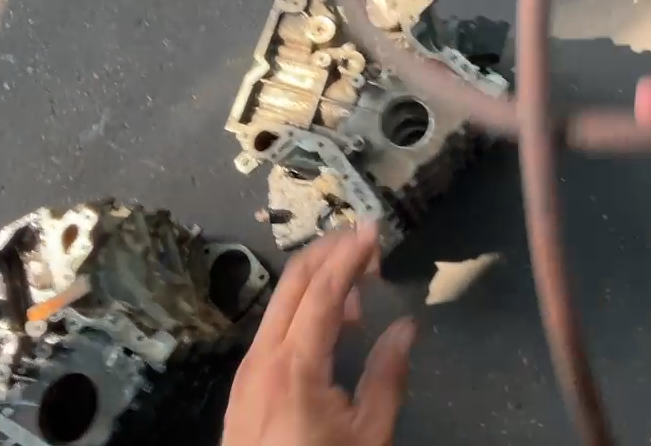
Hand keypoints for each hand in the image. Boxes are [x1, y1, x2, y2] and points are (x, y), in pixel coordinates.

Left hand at [224, 226, 416, 445]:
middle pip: (293, 281)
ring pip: (281, 301)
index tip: (374, 227)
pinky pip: (274, 328)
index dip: (350, 252)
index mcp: (294, 366)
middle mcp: (262, 356)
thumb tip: (406, 325)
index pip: (323, 289)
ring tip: (360, 278)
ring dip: (318, 277)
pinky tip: (333, 322)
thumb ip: (388, 376)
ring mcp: (247, 371)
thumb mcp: (368, 438)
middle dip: (330, 250)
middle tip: (366, 239)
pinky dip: (304, 308)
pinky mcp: (243, 386)